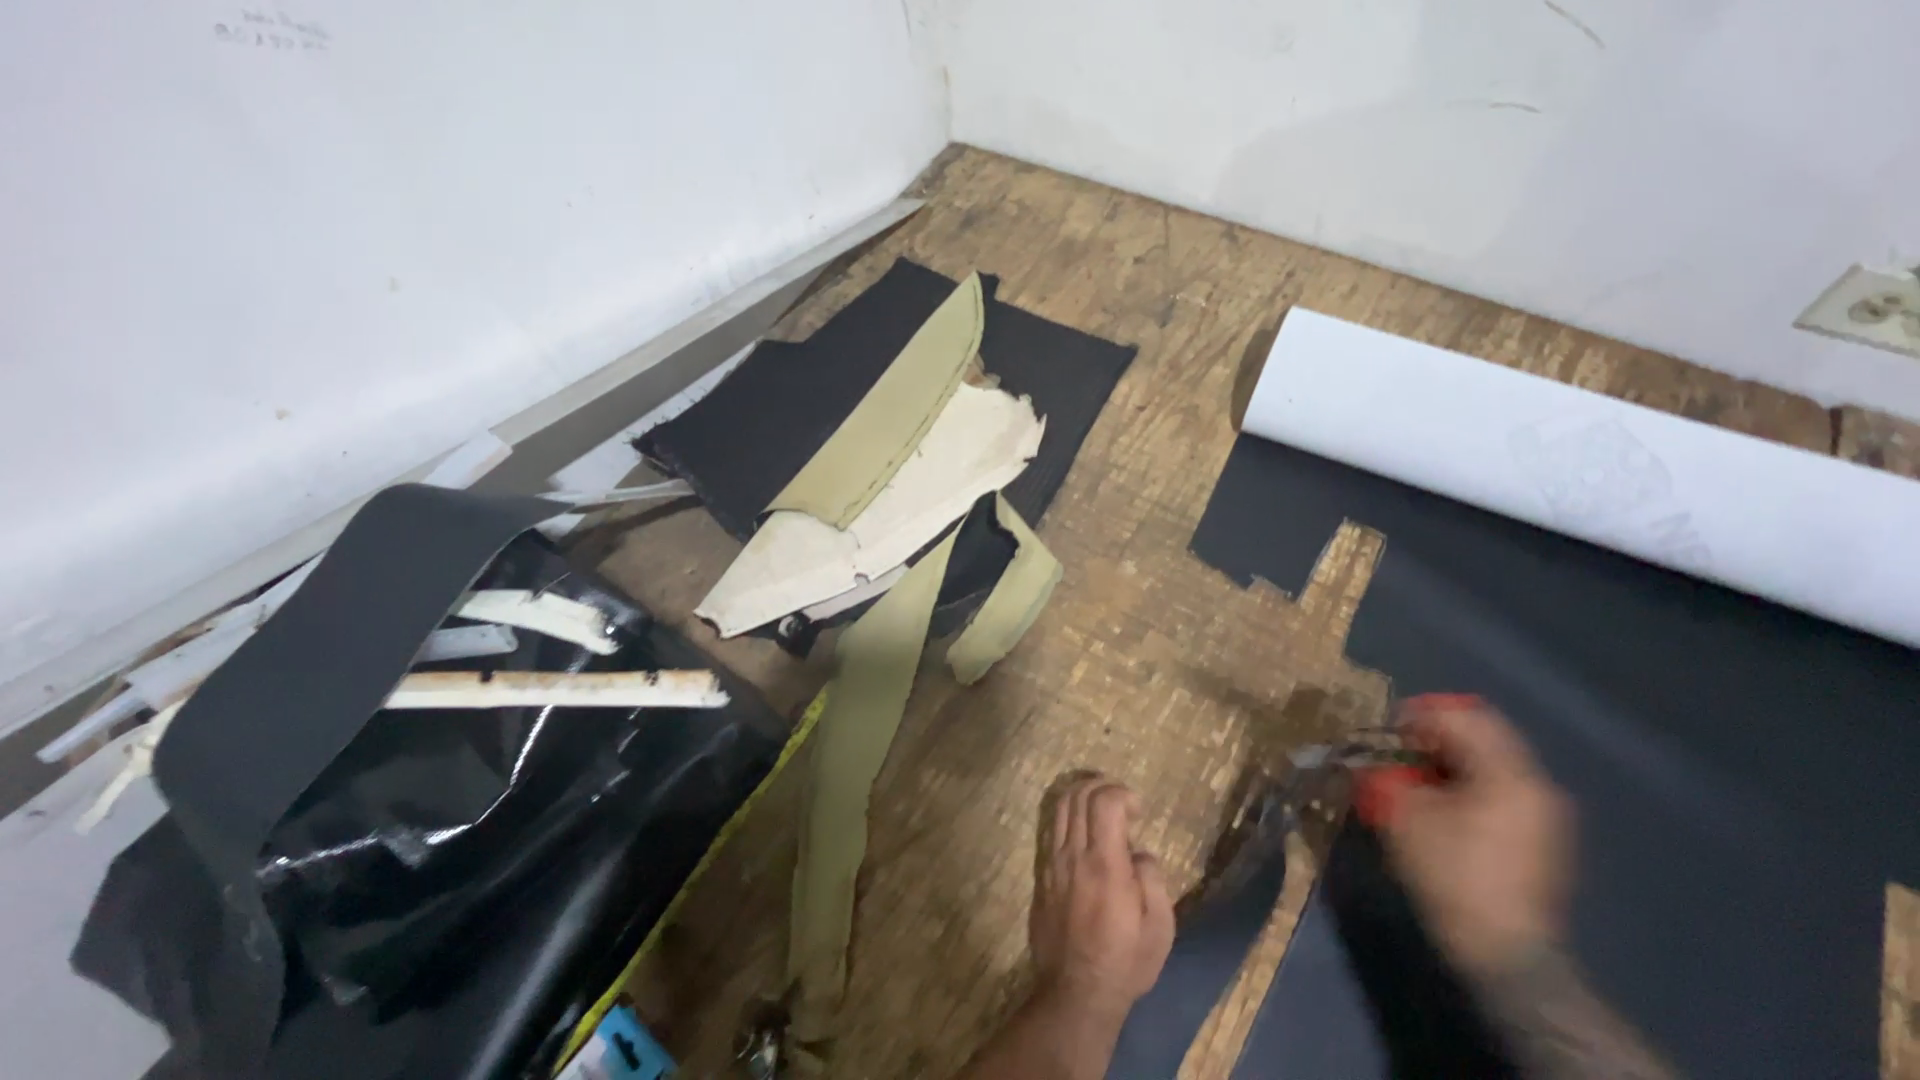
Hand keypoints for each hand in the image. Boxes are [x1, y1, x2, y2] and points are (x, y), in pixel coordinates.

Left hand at [1030, 775, 1175, 1018]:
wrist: (1075, 992)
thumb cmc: (1125, 961)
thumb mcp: (1159, 925)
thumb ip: (1152, 878)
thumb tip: (1138, 854)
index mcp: (1105, 864)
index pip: (1104, 802)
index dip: (1122, 792)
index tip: (1138, 808)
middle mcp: (1074, 856)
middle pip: (1077, 796)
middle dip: (1100, 785)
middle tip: (1120, 798)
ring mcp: (1052, 865)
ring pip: (1059, 809)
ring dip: (1080, 796)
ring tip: (1100, 806)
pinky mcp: (1041, 877)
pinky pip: (1051, 832)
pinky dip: (1067, 819)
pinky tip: (1083, 833)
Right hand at [1381, 697, 1573, 979]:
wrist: (1504, 952)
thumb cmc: (1453, 876)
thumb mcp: (1406, 818)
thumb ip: (1388, 776)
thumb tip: (1372, 759)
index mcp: (1508, 773)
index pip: (1464, 716)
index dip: (1419, 715)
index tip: (1385, 732)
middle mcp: (1536, 784)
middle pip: (1482, 738)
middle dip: (1433, 740)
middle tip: (1394, 755)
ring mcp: (1544, 813)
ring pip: (1490, 765)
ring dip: (1448, 764)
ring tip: (1411, 783)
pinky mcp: (1540, 838)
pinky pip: (1499, 791)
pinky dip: (1466, 787)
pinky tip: (1439, 810)